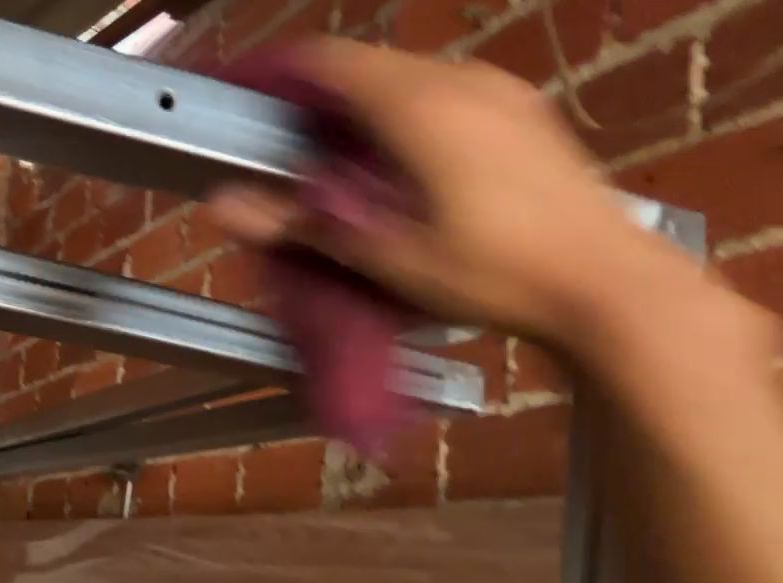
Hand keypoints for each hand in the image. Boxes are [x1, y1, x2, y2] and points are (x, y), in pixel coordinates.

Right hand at [204, 40, 696, 364]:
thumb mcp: (381, 254)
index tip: (239, 108)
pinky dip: (395, 121)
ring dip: (353, 115)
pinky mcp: (518, 113)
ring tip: (325, 171)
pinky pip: (437, 96)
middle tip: (274, 158)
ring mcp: (498, 92)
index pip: (330, 61)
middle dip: (311, 104)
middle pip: (364, 68)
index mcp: (423, 106)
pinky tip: (387, 172)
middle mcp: (462, 82)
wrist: (601, 282)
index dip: (276, 77)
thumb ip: (299, 222)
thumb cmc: (488, 271)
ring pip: (401, 81)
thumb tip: (220, 204)